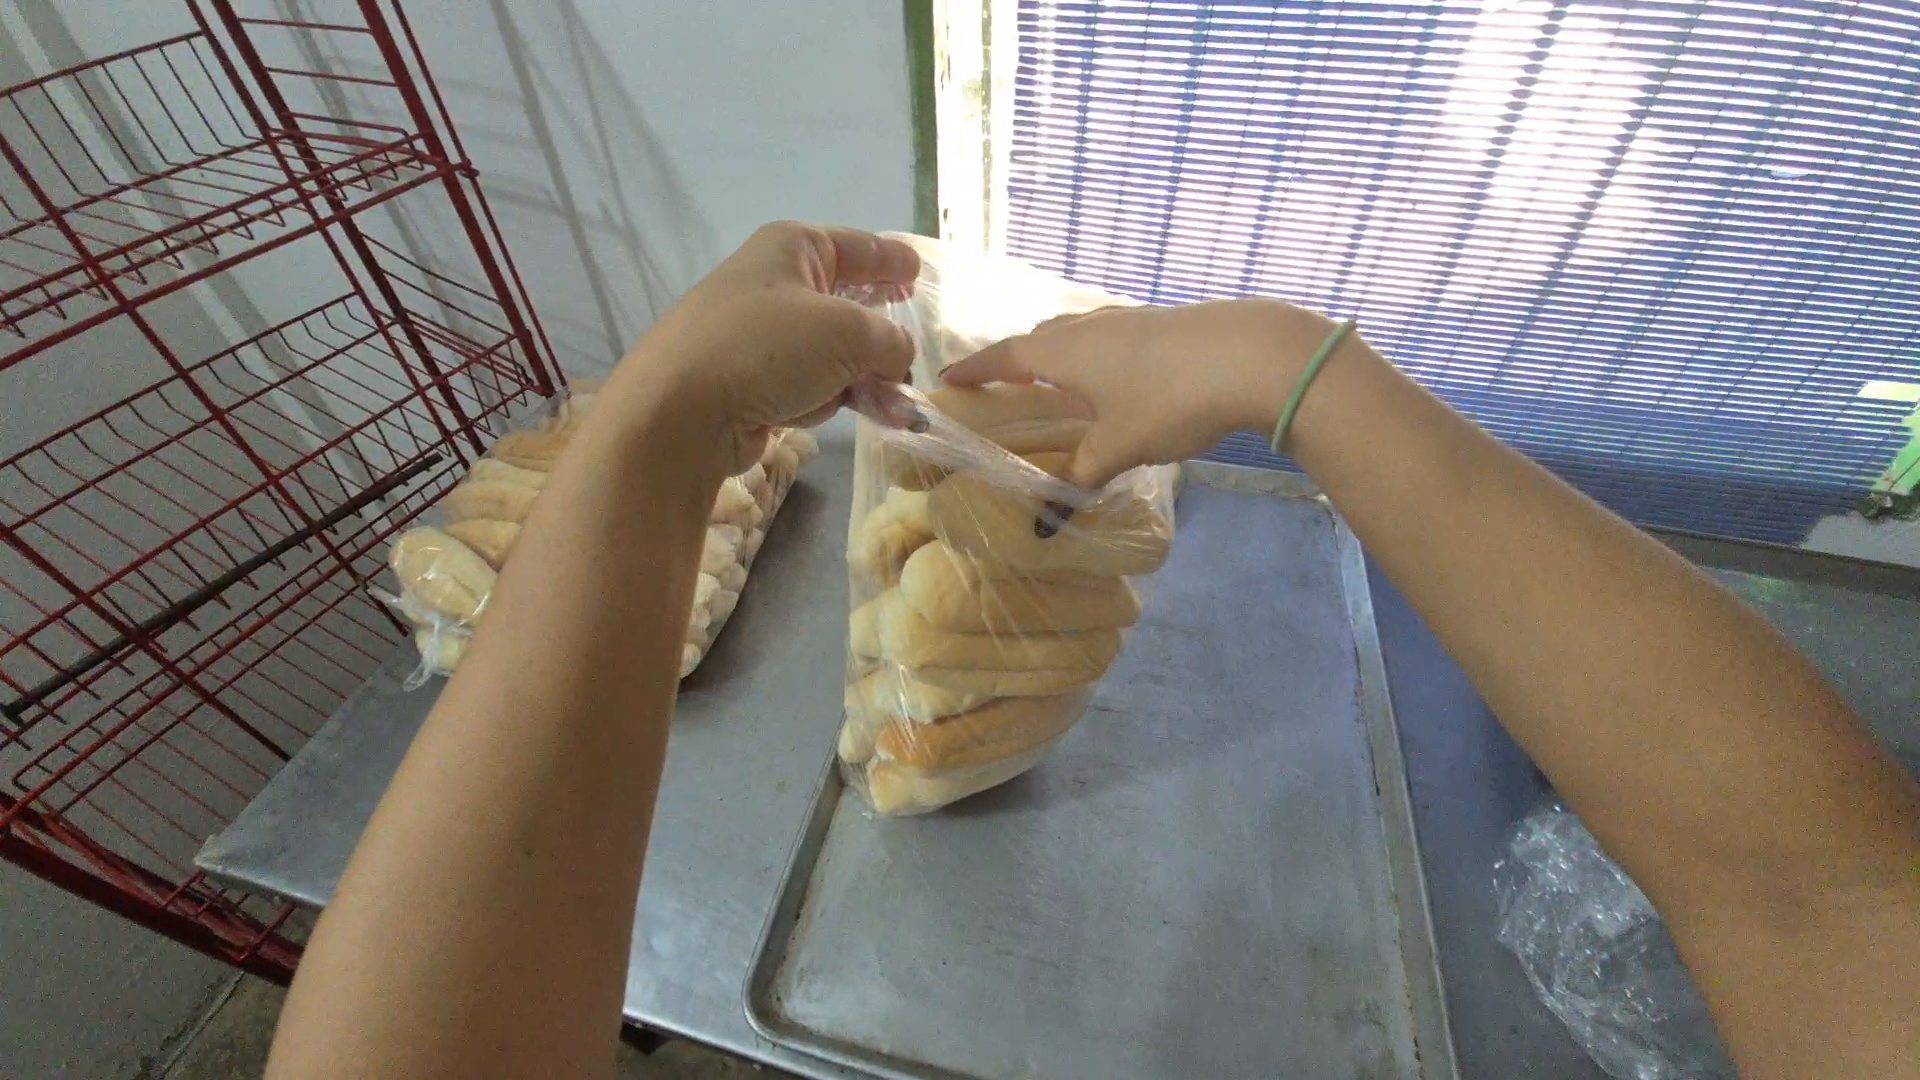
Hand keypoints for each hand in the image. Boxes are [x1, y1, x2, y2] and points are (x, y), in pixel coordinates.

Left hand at [619, 222, 920, 471]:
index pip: (858, 247)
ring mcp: (766, 337)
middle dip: (885, 333)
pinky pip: (817, 384)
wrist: (685, 411)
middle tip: (913, 352)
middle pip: (849, 304)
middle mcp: (778, 286)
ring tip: (901, 405)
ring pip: (838, 352)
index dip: (892, 260)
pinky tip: (873, 416)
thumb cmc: (768, 349)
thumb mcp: (849, 332)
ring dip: (870, 377)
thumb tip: (897, 362)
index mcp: (794, 248)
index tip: (918, 271)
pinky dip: (842, 398)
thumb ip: (891, 341)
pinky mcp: (759, 382)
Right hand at [941, 298, 1337, 487]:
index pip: (1004, 357)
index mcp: (1064, 351)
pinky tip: (1113, 378)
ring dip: (1057, 354)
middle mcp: (1088, 326)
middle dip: (1015, 360)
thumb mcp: (1118, 448)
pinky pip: (1107, 337)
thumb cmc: (1168, 400)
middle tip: (1003, 387)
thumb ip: (1079, 478)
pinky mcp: (1160, 322)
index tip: (948, 378)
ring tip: (1055, 383)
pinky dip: (1093, 356)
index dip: (974, 370)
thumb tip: (1046, 523)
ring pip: (1076, 333)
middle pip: (1039, 338)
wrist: (1253, 356)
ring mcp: (1127, 318)